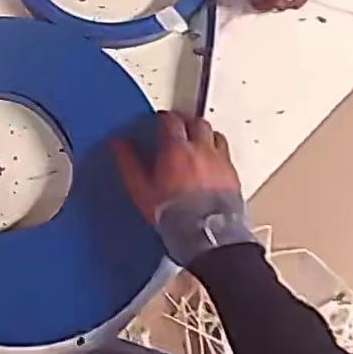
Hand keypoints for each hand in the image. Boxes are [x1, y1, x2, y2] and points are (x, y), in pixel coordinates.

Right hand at [112, 111, 251, 265]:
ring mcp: (220, 162)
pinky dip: (217, 152)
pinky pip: (226, 154)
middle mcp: (201, 151)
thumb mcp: (140, 189)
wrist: (207, 235)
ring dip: (204, 135)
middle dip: (186, 122)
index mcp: (176, 150)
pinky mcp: (233, 175)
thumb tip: (119, 145)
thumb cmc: (175, 214)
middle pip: (197, 122)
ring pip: (215, 135)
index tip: (160, 120)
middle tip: (179, 127)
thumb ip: (128, 163)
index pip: (171, 121)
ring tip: (197, 141)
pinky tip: (210, 162)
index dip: (164, 118)